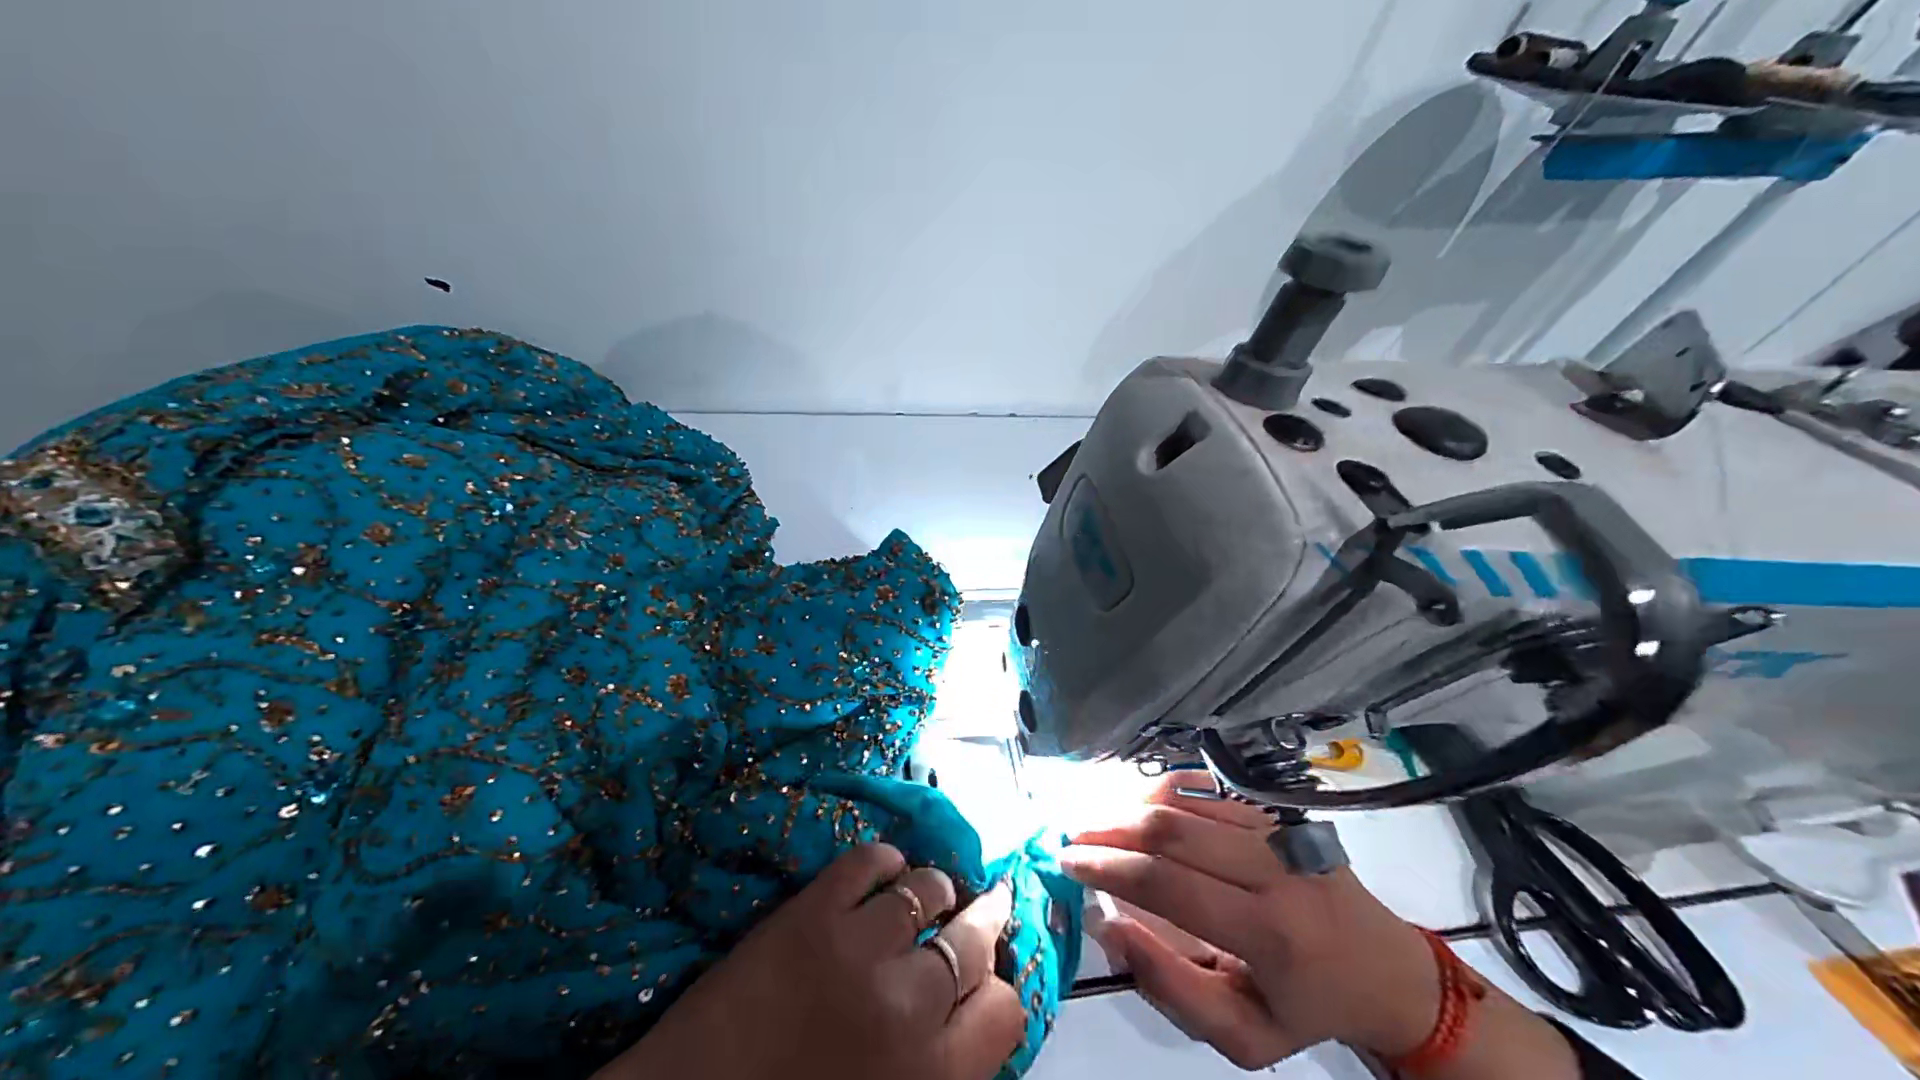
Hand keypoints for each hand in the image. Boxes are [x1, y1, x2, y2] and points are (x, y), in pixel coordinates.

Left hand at [595, 843, 1024, 1079]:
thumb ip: (938, 1063)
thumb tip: (969, 1003)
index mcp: (930, 1076)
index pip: (1006, 1010)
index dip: (996, 988)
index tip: (982, 976)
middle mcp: (907, 1006)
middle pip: (974, 939)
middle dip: (979, 922)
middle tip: (974, 912)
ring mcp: (858, 949)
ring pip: (929, 889)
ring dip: (935, 889)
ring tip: (926, 893)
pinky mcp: (812, 909)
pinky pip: (873, 860)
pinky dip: (886, 861)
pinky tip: (884, 872)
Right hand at [1060, 775, 1440, 1067]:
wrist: (1386, 970)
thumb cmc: (1306, 1008)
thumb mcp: (1243, 1035)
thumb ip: (1170, 987)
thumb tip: (1107, 925)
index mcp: (1268, 931)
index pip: (1166, 882)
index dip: (1107, 866)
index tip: (1066, 862)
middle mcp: (1274, 867)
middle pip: (1169, 828)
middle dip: (1107, 828)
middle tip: (1070, 838)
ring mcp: (1277, 830)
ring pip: (1183, 800)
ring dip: (1127, 807)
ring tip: (1093, 824)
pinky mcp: (1276, 813)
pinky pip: (1205, 791)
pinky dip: (1159, 795)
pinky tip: (1134, 809)